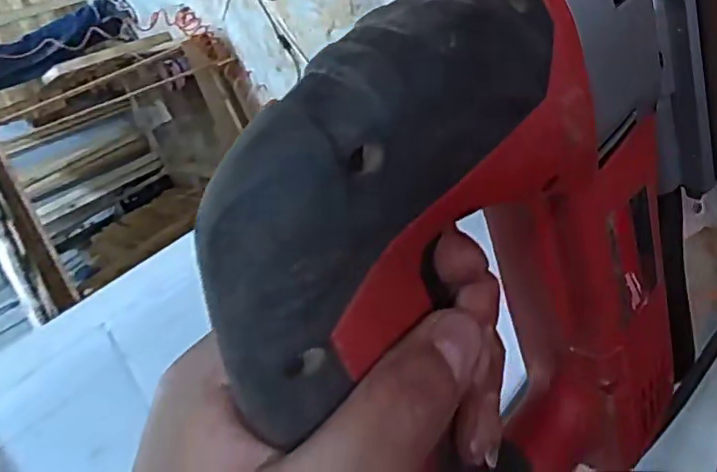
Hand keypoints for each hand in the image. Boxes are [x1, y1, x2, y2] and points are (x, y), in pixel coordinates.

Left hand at [134, 229, 504, 470]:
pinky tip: (463, 448)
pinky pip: (407, 406)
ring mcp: (309, 415)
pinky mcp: (339, 448)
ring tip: (474, 443)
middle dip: (453, 343)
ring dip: (461, 386)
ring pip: (410, 358)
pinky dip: (446, 419)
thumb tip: (469, 320)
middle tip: (481, 397)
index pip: (339, 274)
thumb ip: (390, 407)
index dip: (417, 268)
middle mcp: (272, 374)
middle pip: (388, 313)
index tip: (475, 295)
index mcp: (236, 363)